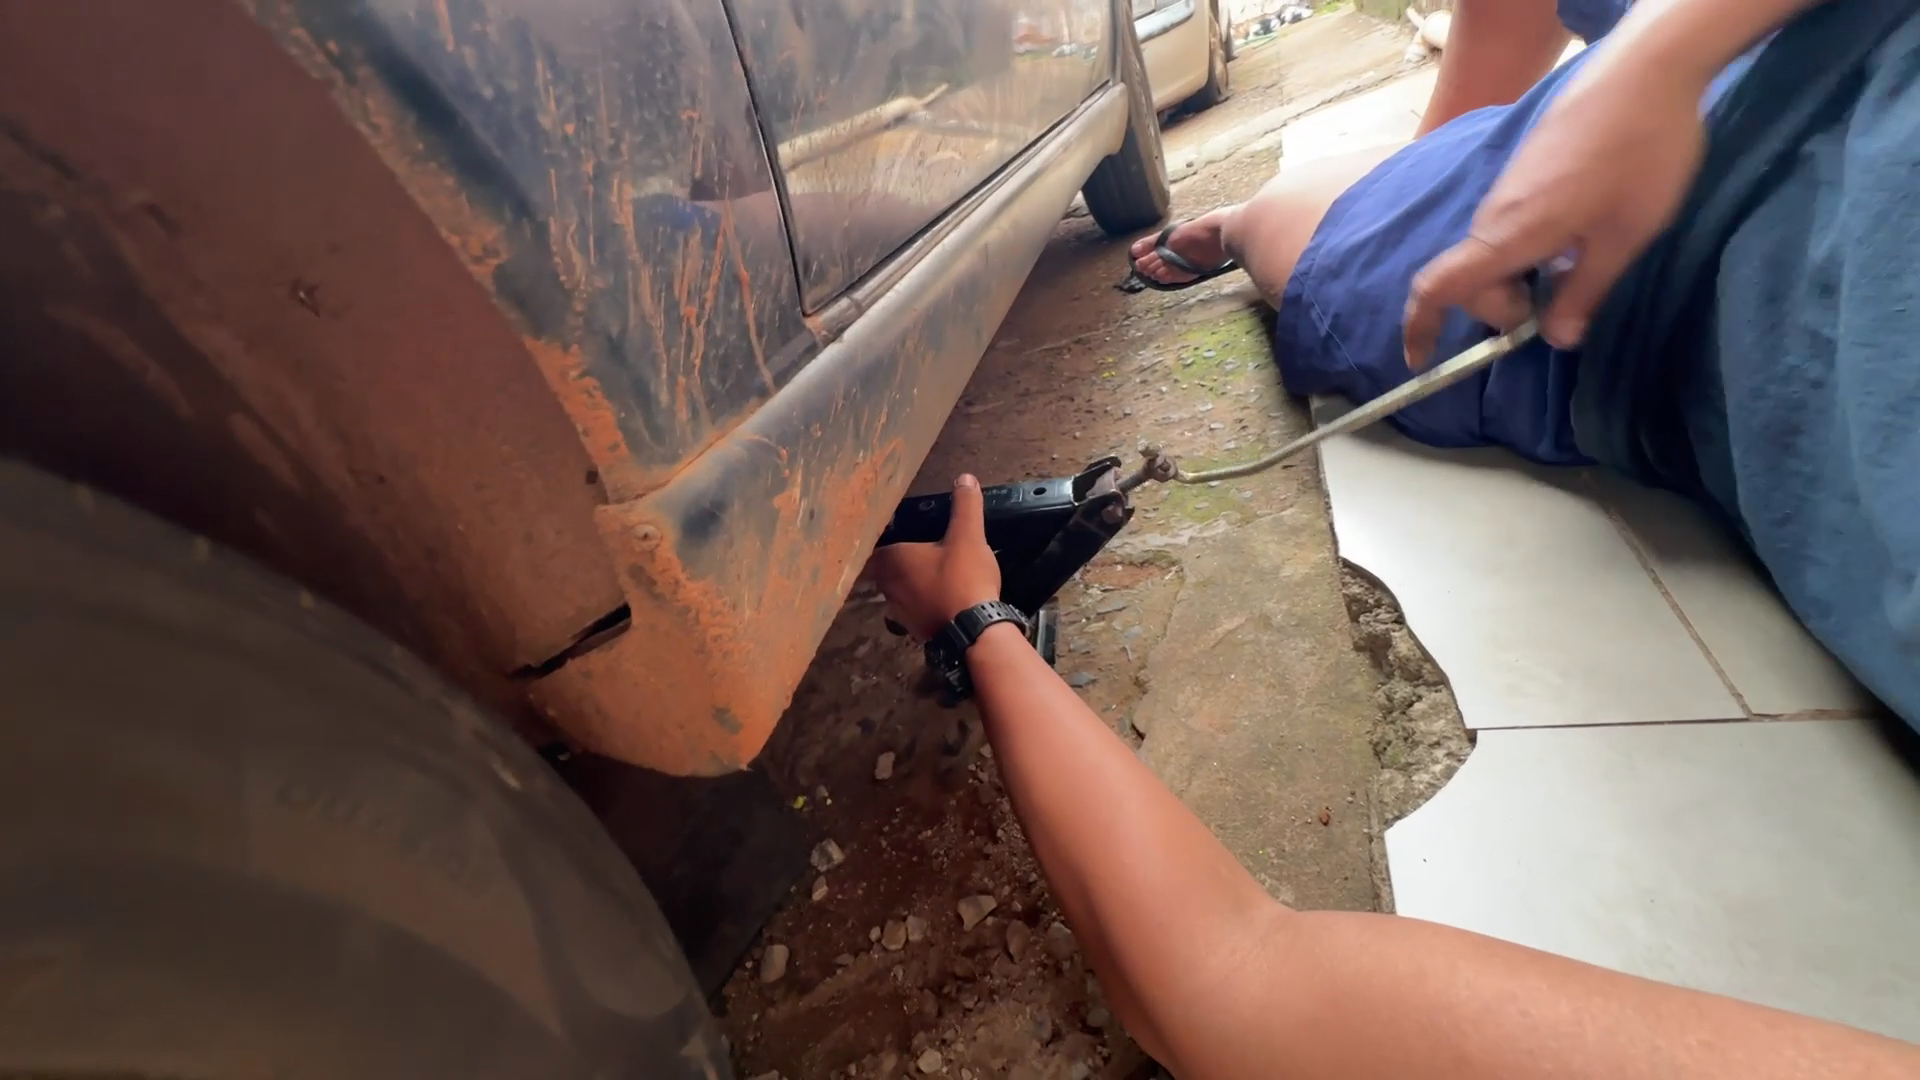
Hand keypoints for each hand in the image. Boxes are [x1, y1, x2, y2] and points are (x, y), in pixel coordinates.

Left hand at [865, 475, 1001, 638]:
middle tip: (906, 547)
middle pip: (881, 570)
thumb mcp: (968, 537)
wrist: (974, 634)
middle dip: (891, 561)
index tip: (882, 531)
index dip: (874, 538)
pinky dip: (920, 602)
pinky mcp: (915, 630)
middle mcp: (888, 587)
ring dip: (906, 583)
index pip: (869, 547)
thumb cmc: (963, 579)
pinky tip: (937, 596)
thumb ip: (965, 507)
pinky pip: (912, 610)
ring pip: (895, 592)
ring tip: (923, 571)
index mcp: (893, 561)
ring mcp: (900, 612)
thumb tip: (965, 478)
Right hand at [1402, 44, 1706, 362]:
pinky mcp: (1515, 184)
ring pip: (1489, 260)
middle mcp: (1488, 224)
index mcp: (1505, 241)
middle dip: (1503, 308)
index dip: (1419, 329)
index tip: (1420, 360)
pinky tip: (1570, 237)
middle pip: (1470, 285)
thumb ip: (1586, 291)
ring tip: (1572, 266)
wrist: (1640, 72)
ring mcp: (1499, 202)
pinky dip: (1522, 255)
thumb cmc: (1636, 155)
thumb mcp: (1626, 234)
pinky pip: (1502, 235)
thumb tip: (1558, 340)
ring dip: (1517, 280)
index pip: (1437, 291)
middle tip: (1557, 307)